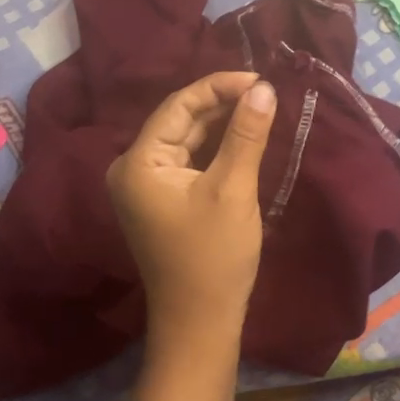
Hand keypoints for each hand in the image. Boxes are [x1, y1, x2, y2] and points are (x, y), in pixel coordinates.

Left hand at [106, 72, 277, 338]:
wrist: (200, 322)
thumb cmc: (213, 256)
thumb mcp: (233, 189)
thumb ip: (246, 135)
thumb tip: (264, 88)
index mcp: (138, 162)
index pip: (178, 106)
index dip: (219, 86)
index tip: (261, 78)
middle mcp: (133, 168)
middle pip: (180, 120)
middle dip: (222, 103)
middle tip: (266, 91)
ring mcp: (146, 185)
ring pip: (187, 139)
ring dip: (221, 123)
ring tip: (261, 106)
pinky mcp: (162, 199)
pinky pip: (189, 160)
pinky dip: (216, 147)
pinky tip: (244, 135)